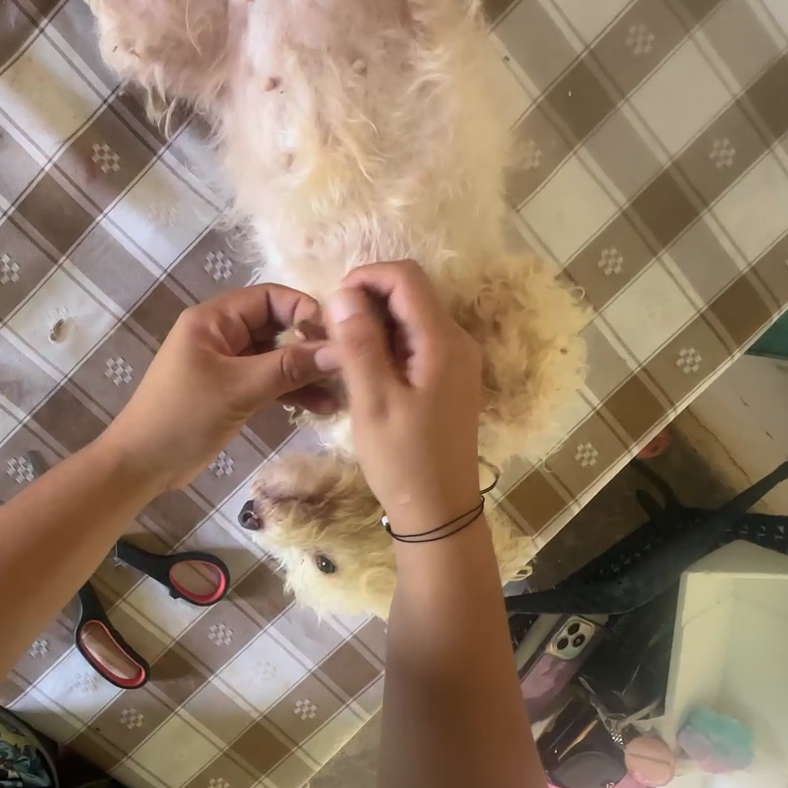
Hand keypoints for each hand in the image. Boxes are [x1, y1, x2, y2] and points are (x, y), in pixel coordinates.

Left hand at [99, 284, 333, 490]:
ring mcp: (226, 365)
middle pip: (277, 327)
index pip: (271, 298)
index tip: (335, 338)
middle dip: (310, 346)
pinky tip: (320, 407)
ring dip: (305, 374)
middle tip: (345, 368)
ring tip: (339, 394)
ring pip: (276, 358)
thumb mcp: (239, 389)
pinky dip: (291, 392)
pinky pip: (268, 382)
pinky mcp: (231, 391)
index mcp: (214, 319)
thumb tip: (340, 350)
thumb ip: (289, 368)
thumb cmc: (183, 417)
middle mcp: (221, 335)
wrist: (143, 464)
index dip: (305, 312)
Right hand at [314, 261, 483, 532]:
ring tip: (340, 353)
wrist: (439, 510)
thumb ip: (358, 345)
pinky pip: (417, 342)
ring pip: (412, 318)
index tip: (331, 307)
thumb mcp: (372, 402)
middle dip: (367, 300)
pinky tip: (364, 370)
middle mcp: (457, 342)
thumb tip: (343, 294)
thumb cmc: (403, 460)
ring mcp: (456, 360)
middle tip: (329, 333)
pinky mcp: (449, 378)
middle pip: (411, 293)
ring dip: (375, 323)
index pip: (405, 277)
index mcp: (442, 342)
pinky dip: (387, 344)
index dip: (365, 278)